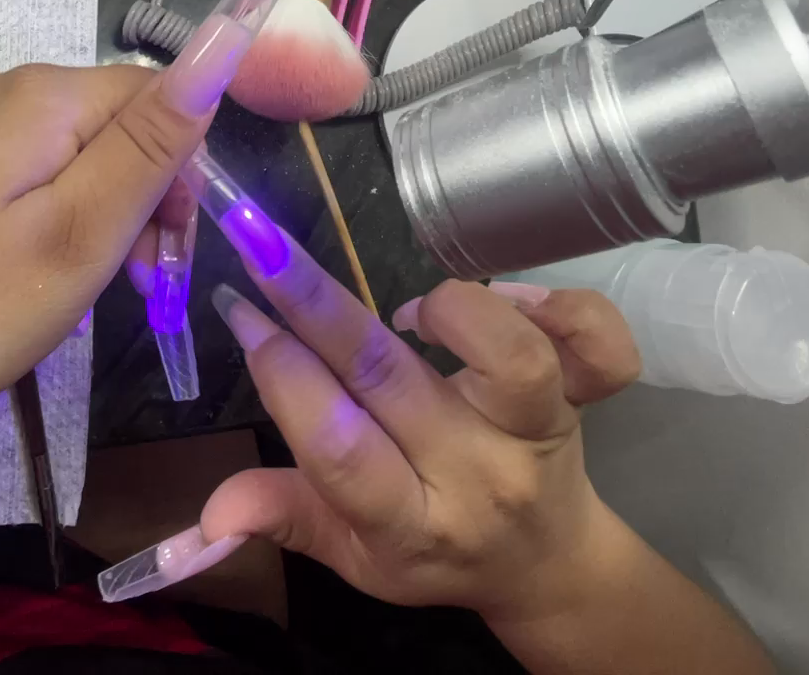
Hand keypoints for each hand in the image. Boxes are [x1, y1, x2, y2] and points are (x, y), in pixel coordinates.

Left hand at [0, 60, 215, 430]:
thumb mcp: (82, 229)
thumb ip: (152, 140)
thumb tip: (219, 50)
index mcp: (37, 95)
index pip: (153, 96)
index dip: (180, 167)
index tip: (170, 246)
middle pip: (111, 123)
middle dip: (141, 194)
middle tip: (139, 281)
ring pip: (71, 150)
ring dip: (101, 209)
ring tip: (90, 286)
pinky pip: (26, 169)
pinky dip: (54, 212)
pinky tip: (39, 267)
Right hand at [201, 240, 642, 626]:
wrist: (547, 562)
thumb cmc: (432, 550)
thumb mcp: (352, 554)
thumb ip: (284, 517)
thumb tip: (209, 514)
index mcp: (410, 522)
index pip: (337, 448)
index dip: (282, 372)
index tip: (238, 307)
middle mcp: (477, 476)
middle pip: (394, 380)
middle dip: (316, 304)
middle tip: (264, 244)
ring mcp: (540, 436)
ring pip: (512, 359)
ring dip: (449, 311)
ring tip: (412, 311)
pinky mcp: (585, 402)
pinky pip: (599, 347)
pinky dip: (558, 306)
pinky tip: (504, 298)